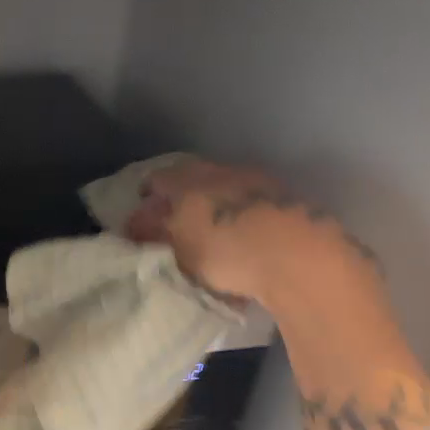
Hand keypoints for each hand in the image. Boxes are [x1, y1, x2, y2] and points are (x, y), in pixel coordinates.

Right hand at [126, 160, 382, 324]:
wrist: (297, 256)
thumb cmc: (224, 247)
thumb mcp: (177, 243)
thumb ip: (152, 231)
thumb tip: (132, 223)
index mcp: (193, 178)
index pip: (161, 177)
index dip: (147, 192)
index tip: (140, 206)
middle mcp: (227, 173)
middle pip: (196, 181)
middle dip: (182, 200)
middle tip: (170, 225)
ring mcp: (261, 188)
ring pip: (226, 195)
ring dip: (213, 212)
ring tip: (205, 238)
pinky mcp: (286, 210)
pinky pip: (251, 214)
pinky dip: (239, 226)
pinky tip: (237, 248)